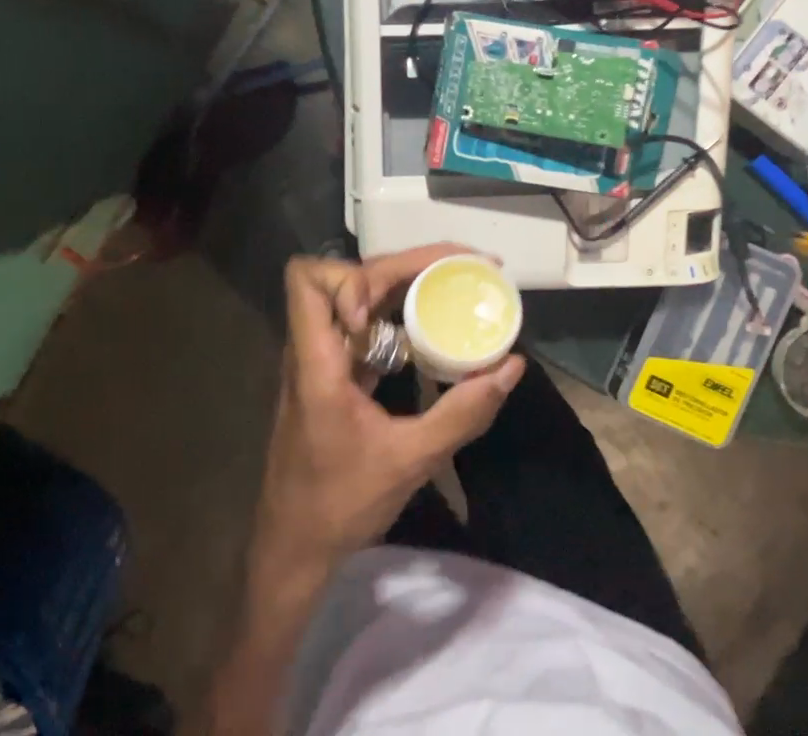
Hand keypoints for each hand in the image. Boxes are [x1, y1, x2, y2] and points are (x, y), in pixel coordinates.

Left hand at [253, 245, 525, 575]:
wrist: (296, 541)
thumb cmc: (341, 502)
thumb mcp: (410, 460)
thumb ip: (461, 413)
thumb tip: (510, 367)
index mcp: (316, 361)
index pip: (307, 280)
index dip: (349, 278)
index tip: (386, 307)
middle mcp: (313, 350)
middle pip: (347, 280)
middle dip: (404, 266)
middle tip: (466, 267)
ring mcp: (321, 363)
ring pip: (357, 302)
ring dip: (403, 289)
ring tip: (457, 289)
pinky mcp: (332, 379)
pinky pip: (364, 332)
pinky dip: (398, 322)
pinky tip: (433, 333)